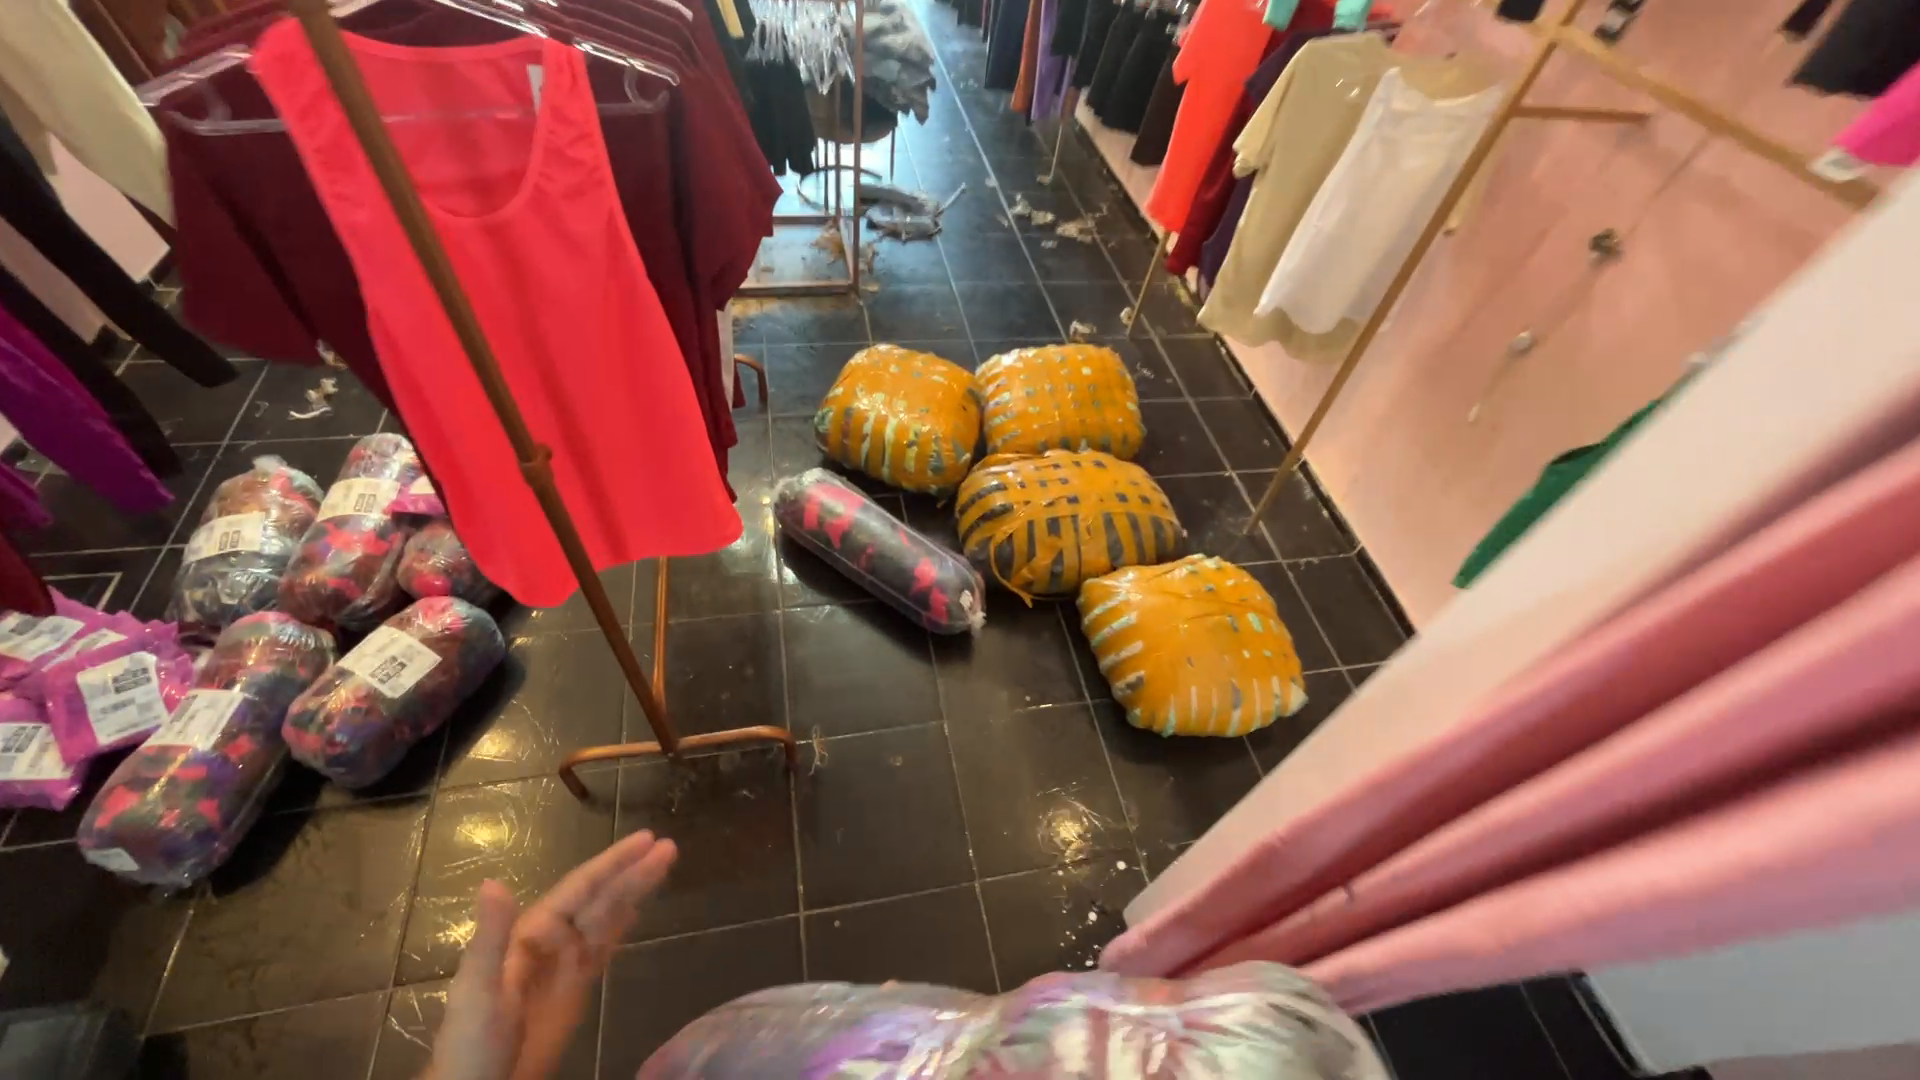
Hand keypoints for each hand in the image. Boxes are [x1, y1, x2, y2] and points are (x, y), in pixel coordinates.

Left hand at [428, 830, 677, 1079]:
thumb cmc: (471, 1043)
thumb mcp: (476, 989)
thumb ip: (490, 935)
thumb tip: (492, 881)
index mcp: (531, 932)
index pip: (581, 888)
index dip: (613, 862)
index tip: (646, 839)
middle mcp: (553, 940)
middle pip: (601, 898)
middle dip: (634, 872)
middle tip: (669, 847)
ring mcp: (567, 964)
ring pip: (608, 917)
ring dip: (636, 890)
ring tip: (665, 863)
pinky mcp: (576, 988)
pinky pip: (605, 947)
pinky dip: (622, 926)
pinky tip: (638, 909)